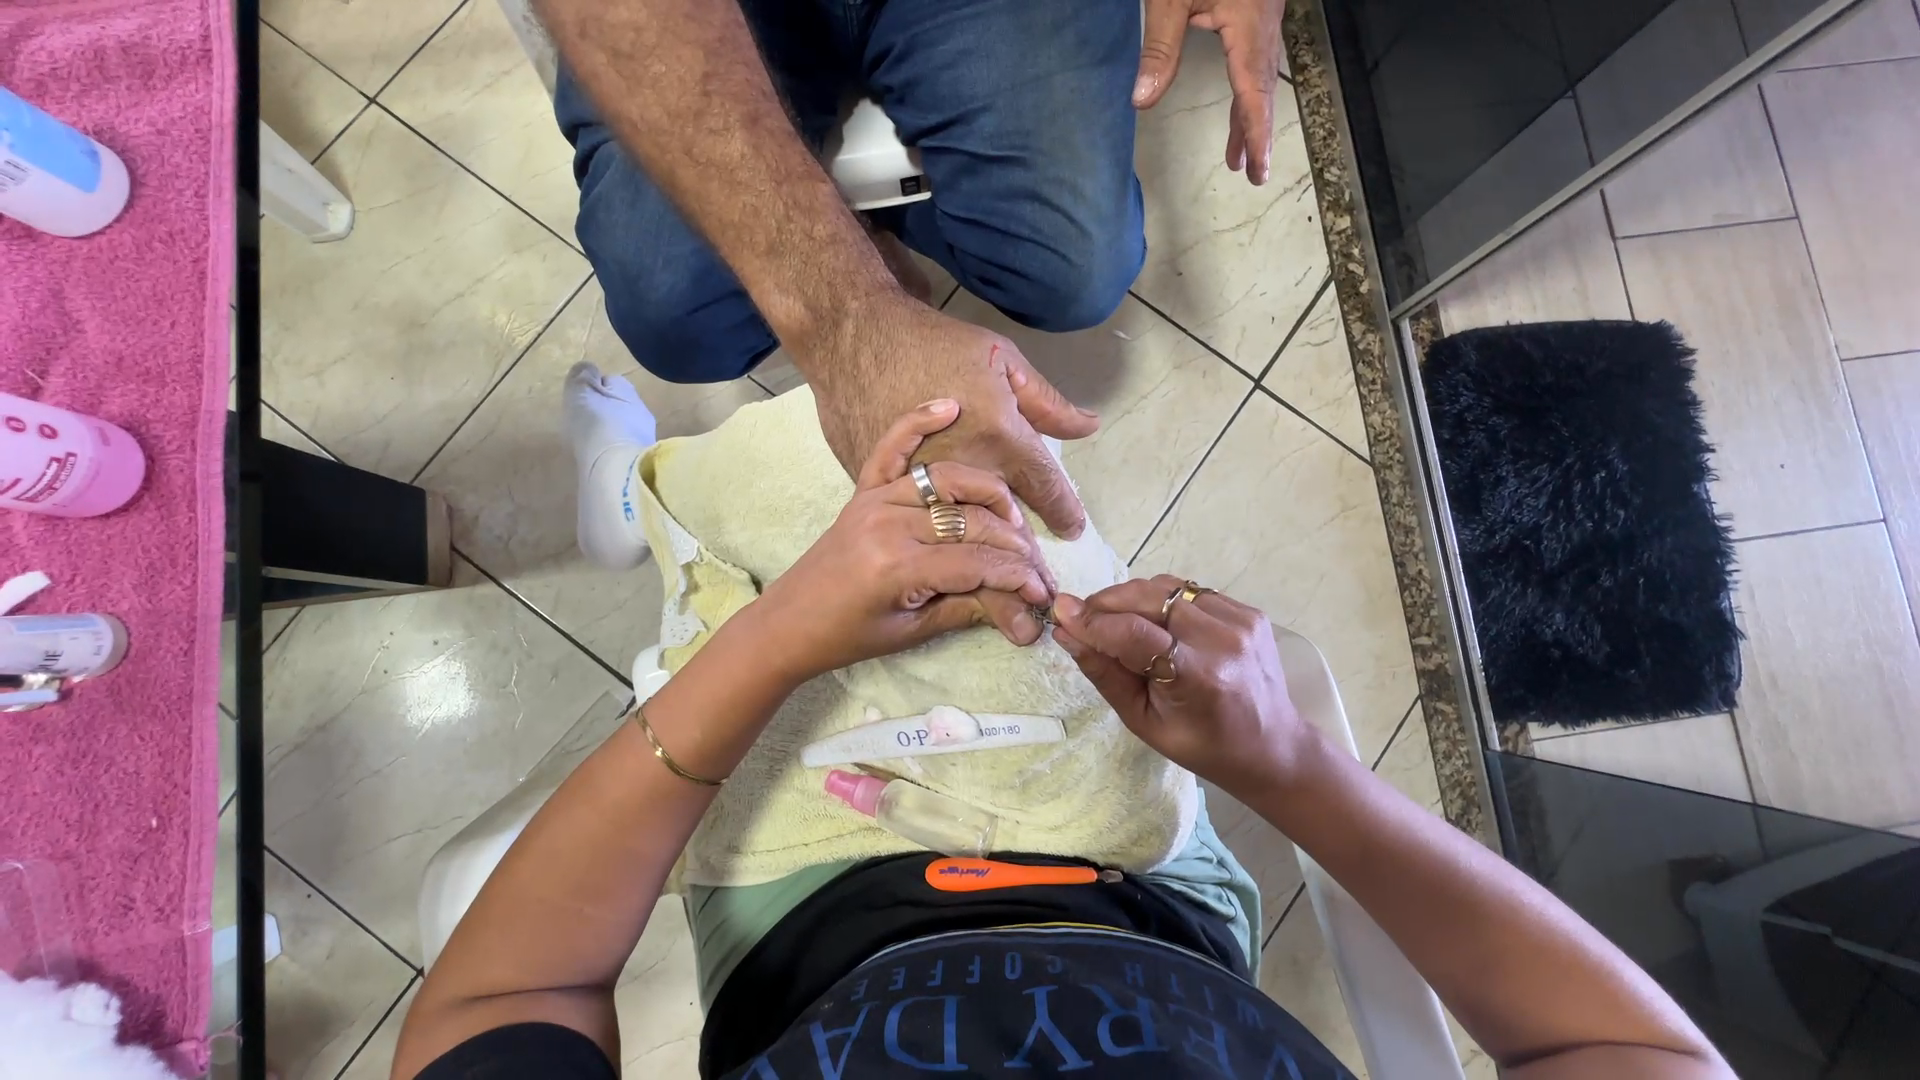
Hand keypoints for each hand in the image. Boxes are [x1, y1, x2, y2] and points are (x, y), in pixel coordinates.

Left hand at [752, 400, 1055, 681]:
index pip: (978, 562)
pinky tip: (949, 406)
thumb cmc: (847, 636)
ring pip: (948, 482)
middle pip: (972, 522)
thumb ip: (969, 611)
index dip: (1018, 578)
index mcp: (898, 567)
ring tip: (1016, 517)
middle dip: (1015, 547)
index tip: (1043, 593)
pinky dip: (917, 422)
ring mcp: (875, 500)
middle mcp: (888, 523)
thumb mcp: (911, 633)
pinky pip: (892, 448)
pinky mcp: (863, 490)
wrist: (786, 623)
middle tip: (1039, 568)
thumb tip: (1029, 618)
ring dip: (990, 493)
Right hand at [803, 295, 1099, 541]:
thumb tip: (1088, 427)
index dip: (1065, 513)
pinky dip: (934, 530)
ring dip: (983, 550)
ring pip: (963, 532)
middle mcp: (965, 472)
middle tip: (1033, 559)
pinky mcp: (882, 495)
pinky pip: (917, 521)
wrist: (856, 340)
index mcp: (1001, 439)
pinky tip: (942, 540)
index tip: (1073, 530)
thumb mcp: (1000, 359)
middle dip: (1022, 542)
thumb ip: (1046, 401)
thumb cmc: (935, 343)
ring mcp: (922, 487)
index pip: (1047, 490)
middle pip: (1006, 523)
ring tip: (996, 560)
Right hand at [1049, 575, 1311, 796]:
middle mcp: (1222, 639)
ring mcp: (1240, 620)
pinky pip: (1189, 591)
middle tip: (1082, 616)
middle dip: (1106, 602)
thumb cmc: (1202, 745)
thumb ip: (1104, 673)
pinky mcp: (1247, 611)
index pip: (1133, 633)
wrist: (1273, 746)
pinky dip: (1163, 602)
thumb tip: (1066, 633)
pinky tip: (1158, 625)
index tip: (1060, 612)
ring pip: (1166, 587)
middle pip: (1148, 597)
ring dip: (1133, 599)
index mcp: (1198, 676)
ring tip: (1117, 621)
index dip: (1092, 621)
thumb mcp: (1143, 721)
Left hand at [1134, 0, 1286, 184]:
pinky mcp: (1255, 6)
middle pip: (1261, 86)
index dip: (1255, 131)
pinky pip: (1256, 56)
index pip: (1252, 89)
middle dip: (1256, 131)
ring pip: (1259, 73)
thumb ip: (1159, 46)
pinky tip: (1241, 106)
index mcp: (1246, 22)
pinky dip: (1248, 87)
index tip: (1257, 168)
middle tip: (1253, 174)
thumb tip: (1142, 101)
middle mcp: (1262, 20)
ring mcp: (1263, 12)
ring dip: (1250, 114)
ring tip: (1240, 155)